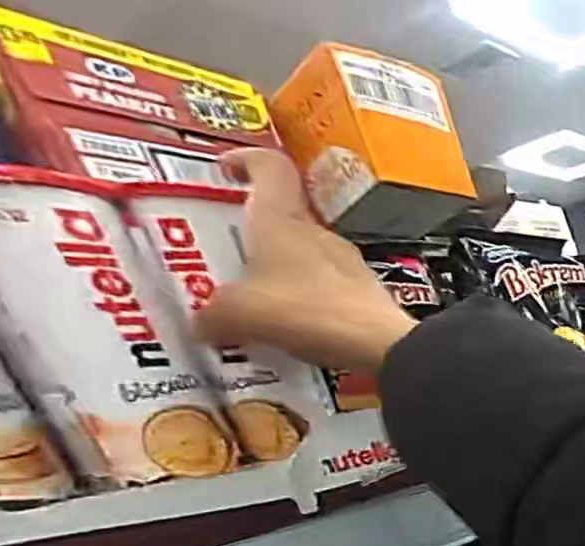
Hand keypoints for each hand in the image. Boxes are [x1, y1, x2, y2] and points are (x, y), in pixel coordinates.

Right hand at [193, 149, 414, 372]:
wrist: (382, 346)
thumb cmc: (311, 312)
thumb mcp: (241, 313)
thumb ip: (213, 314)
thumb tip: (202, 326)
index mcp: (283, 220)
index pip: (270, 166)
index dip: (246, 159)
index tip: (226, 169)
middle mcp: (320, 236)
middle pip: (286, 219)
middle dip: (257, 237)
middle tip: (232, 261)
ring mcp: (350, 266)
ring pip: (310, 258)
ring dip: (286, 275)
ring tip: (263, 304)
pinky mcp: (368, 298)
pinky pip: (332, 293)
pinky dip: (312, 305)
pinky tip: (300, 332)